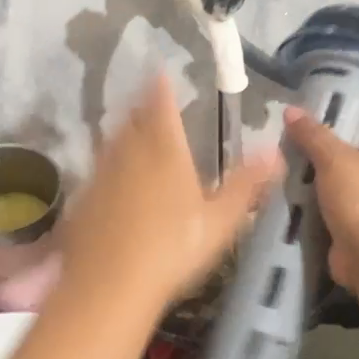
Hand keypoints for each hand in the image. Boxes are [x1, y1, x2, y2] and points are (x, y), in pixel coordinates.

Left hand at [61, 75, 282, 308]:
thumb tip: (277, 151)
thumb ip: (247, 185)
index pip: (161, 108)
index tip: (159, 72)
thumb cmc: (172, 250)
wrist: (109, 286)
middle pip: (132, 121)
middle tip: (145, 98)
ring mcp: (101, 178)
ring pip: (111, 145)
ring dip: (121, 134)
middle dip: (140, 107)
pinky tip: (110, 183)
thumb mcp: (220, 221)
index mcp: (165, 153)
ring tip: (128, 130)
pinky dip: (106, 169)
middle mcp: (129, 155)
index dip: (160, 88)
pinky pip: (96, 175)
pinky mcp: (82, 203)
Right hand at [282, 106, 358, 295]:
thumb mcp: (333, 158)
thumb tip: (290, 109)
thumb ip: (312, 135)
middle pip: (342, 165)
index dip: (339, 132)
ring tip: (276, 181)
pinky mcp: (349, 234)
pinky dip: (308, 216)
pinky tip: (284, 210)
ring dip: (309, 192)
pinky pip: (324, 219)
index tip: (309, 132)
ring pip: (330, 193)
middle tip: (283, 156)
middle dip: (316, 163)